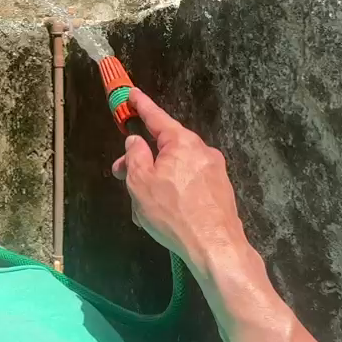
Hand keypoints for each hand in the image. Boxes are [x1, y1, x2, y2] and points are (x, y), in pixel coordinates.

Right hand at [111, 88, 254, 274]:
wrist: (216, 248)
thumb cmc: (173, 212)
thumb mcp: (141, 182)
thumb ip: (135, 155)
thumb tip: (136, 141)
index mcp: (182, 142)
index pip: (156, 116)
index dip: (140, 105)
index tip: (131, 93)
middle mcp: (201, 151)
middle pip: (165, 146)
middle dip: (142, 158)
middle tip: (121, 174)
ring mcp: (214, 171)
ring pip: (175, 168)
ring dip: (155, 180)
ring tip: (141, 208)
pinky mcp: (220, 191)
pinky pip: (188, 183)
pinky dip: (172, 191)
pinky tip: (162, 214)